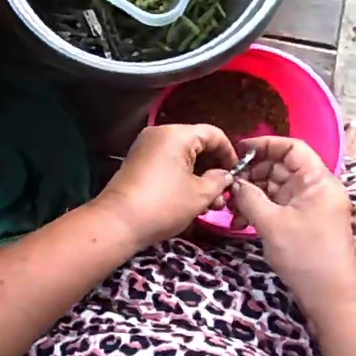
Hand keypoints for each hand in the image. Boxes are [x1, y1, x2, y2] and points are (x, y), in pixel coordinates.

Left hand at [93, 124, 238, 246]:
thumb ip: (219, 180)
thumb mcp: (200, 194)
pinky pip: (167, 165)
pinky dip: (182, 179)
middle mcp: (158, 134)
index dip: (230, 153)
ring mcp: (145, 148)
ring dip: (199, 178)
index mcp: (175, 134)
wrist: (117, 222)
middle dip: (213, 169)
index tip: (238, 174)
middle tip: (224, 194)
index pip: (212, 134)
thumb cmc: (163, 204)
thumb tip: (225, 175)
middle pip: (196, 144)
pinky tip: (192, 201)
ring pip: (182, 158)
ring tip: (211, 204)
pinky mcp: (137, 164)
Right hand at [227, 136, 355, 311]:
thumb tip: (234, 182)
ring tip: (232, 208)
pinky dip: (258, 208)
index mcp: (318, 181)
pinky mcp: (302, 221)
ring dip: (251, 194)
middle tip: (229, 185)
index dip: (265, 144)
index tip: (239, 151)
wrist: (332, 296)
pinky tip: (240, 221)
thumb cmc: (307, 255)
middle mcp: (316, 189)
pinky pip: (277, 204)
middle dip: (252, 174)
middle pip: (280, 167)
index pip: (292, 148)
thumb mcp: (271, 223)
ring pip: (275, 187)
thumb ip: (249, 197)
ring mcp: (309, 206)